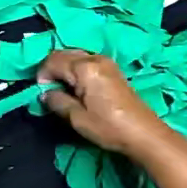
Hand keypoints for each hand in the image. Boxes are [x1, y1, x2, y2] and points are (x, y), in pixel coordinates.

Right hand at [36, 51, 177, 160]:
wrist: (145, 134)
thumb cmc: (109, 127)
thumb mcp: (77, 118)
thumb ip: (57, 102)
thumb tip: (45, 94)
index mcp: (84, 67)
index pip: (53, 60)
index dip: (42, 75)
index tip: (41, 93)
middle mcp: (94, 58)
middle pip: (63, 54)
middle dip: (51, 69)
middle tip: (49, 91)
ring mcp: (106, 62)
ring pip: (75, 56)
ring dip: (64, 68)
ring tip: (63, 90)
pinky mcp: (112, 69)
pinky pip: (86, 61)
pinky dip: (75, 70)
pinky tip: (77, 87)